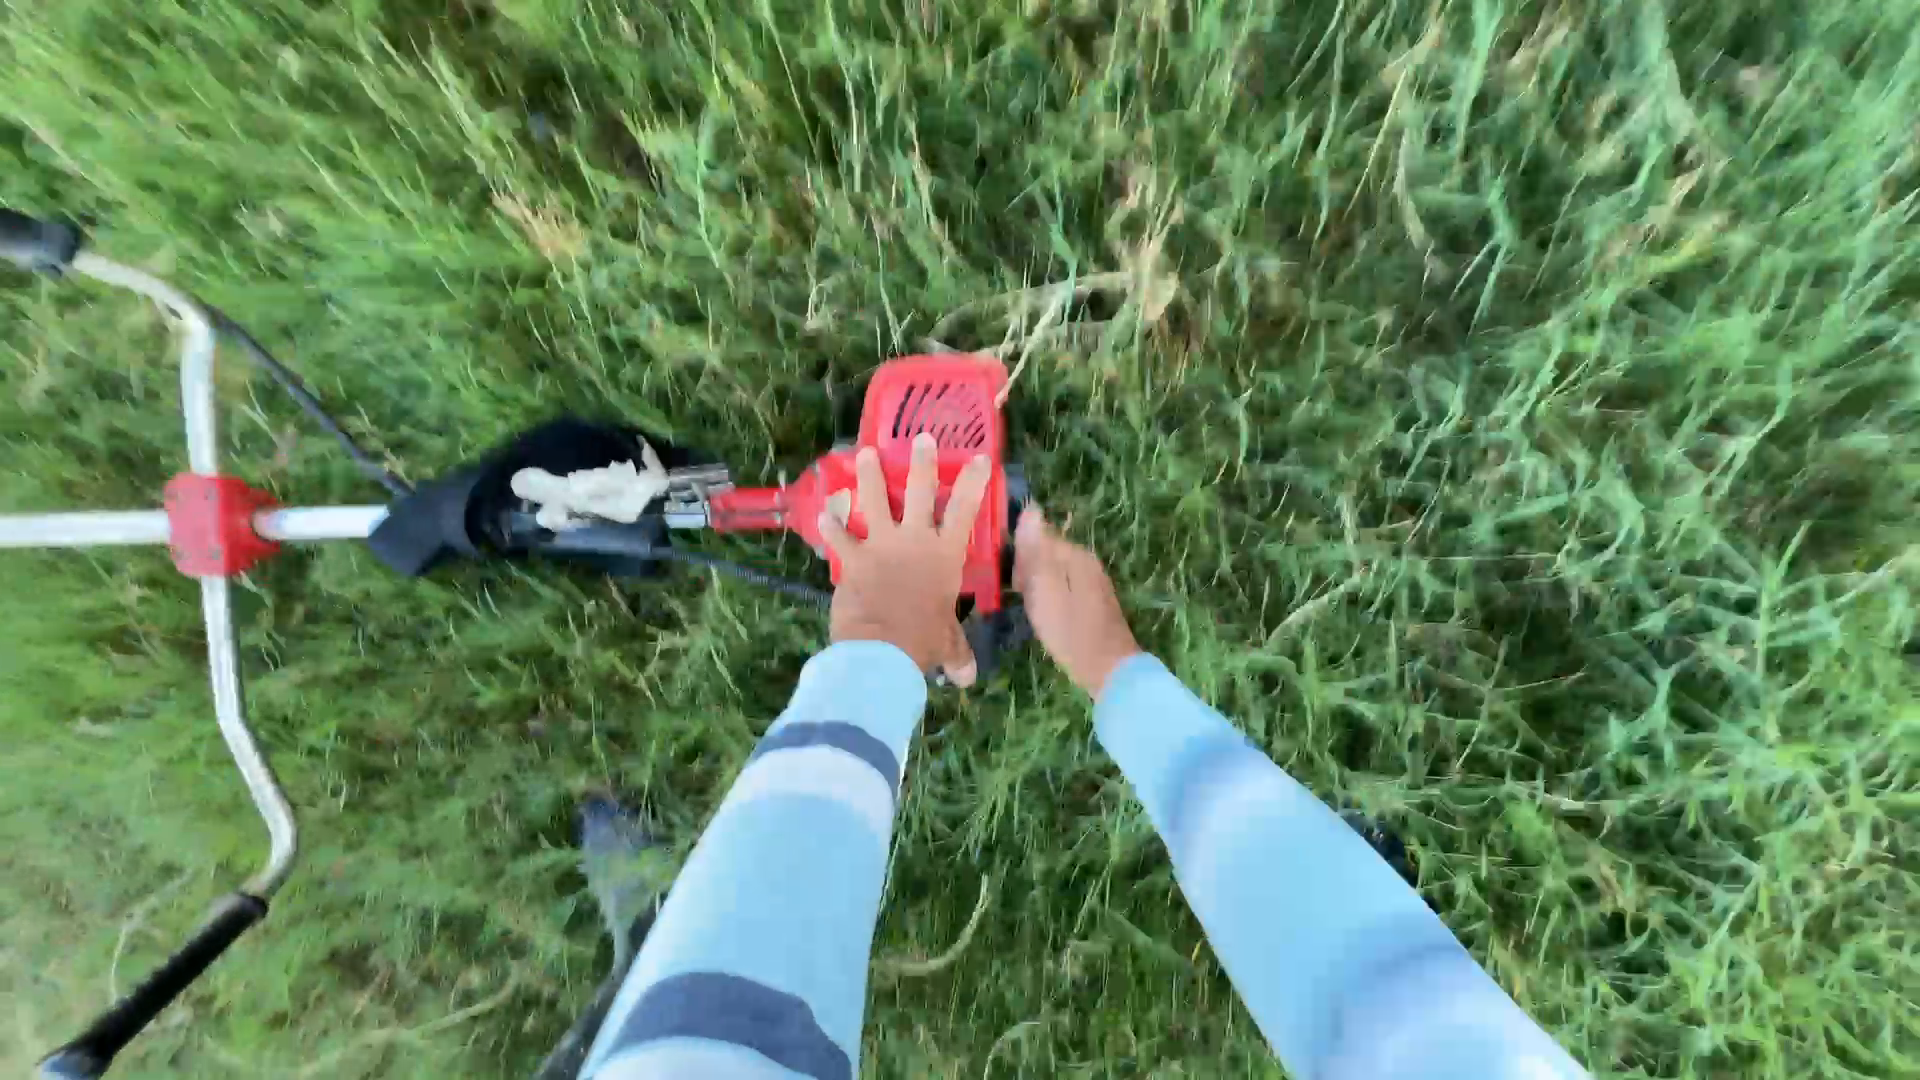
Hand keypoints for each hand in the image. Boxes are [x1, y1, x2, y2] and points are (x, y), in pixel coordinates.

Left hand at [818, 433, 992, 685]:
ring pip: (874, 500)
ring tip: (866, 452)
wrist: (881, 648)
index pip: (964, 510)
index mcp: (945, 555)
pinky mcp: (853, 557)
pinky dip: (831, 525)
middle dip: (922, 463)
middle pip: (919, 491)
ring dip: (870, 475)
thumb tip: (965, 679)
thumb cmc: (922, 641)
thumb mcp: (946, 643)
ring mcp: (882, 544)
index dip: (973, 482)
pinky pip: (839, 536)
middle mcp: (915, 540)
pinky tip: (822, 513)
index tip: (980, 458)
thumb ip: (956, 653)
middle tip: (922, 439)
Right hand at [1012, 508, 1141, 696]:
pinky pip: (1063, 586)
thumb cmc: (1070, 631)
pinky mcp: (1094, 599)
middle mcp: (1087, 561)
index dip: (1020, 560)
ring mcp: (1093, 580)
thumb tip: (1030, 508)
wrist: (1108, 669)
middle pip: (1046, 552)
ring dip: (1038, 587)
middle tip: (1026, 601)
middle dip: (1029, 573)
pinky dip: (1051, 597)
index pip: (1037, 538)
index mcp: (1075, 554)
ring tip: (1036, 611)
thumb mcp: (1044, 589)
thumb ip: (1036, 550)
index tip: (1016, 585)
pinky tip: (1049, 617)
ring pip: (1053, 571)